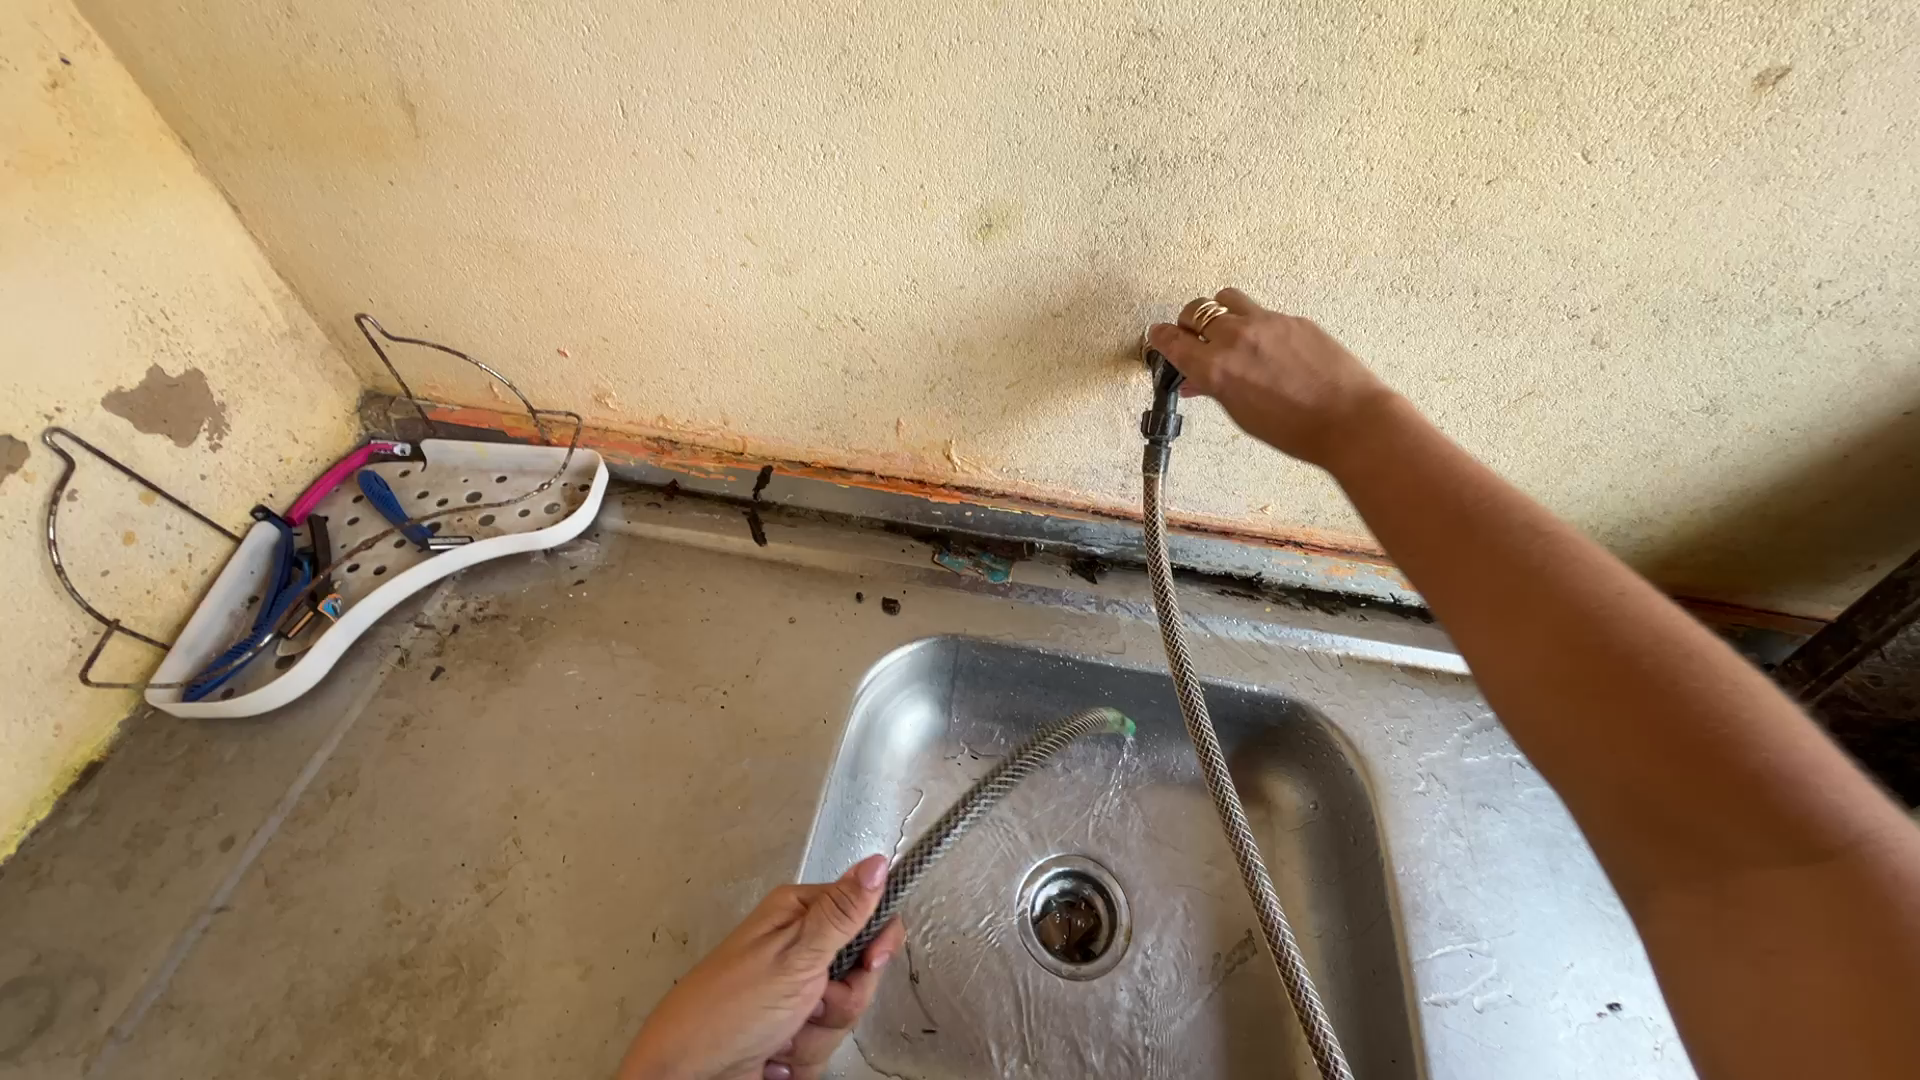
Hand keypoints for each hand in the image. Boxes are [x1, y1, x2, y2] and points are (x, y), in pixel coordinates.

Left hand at [618, 854, 906, 1079]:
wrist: (685, 1078)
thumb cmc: (731, 1008)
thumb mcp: (795, 955)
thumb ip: (842, 912)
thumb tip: (877, 861)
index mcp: (801, 913)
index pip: (868, 913)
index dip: (877, 941)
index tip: (870, 961)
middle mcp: (801, 948)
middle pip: (860, 970)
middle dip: (840, 1000)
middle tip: (809, 1003)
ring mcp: (796, 992)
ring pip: (844, 1013)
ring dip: (816, 1034)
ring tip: (779, 1036)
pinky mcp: (792, 1032)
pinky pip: (824, 1045)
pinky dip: (802, 1057)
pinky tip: (773, 1056)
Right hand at [1146, 289, 1397, 467]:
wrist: (1347, 419)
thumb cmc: (1294, 428)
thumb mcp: (1239, 413)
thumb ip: (1213, 388)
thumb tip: (1196, 380)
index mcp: (1216, 368)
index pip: (1173, 341)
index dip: (1159, 338)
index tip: (1156, 336)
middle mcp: (1236, 338)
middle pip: (1195, 311)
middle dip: (1187, 323)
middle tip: (1190, 336)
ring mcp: (1266, 323)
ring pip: (1226, 299)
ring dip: (1217, 311)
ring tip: (1224, 329)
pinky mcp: (1293, 319)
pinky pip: (1261, 311)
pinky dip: (1253, 324)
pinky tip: (1264, 346)